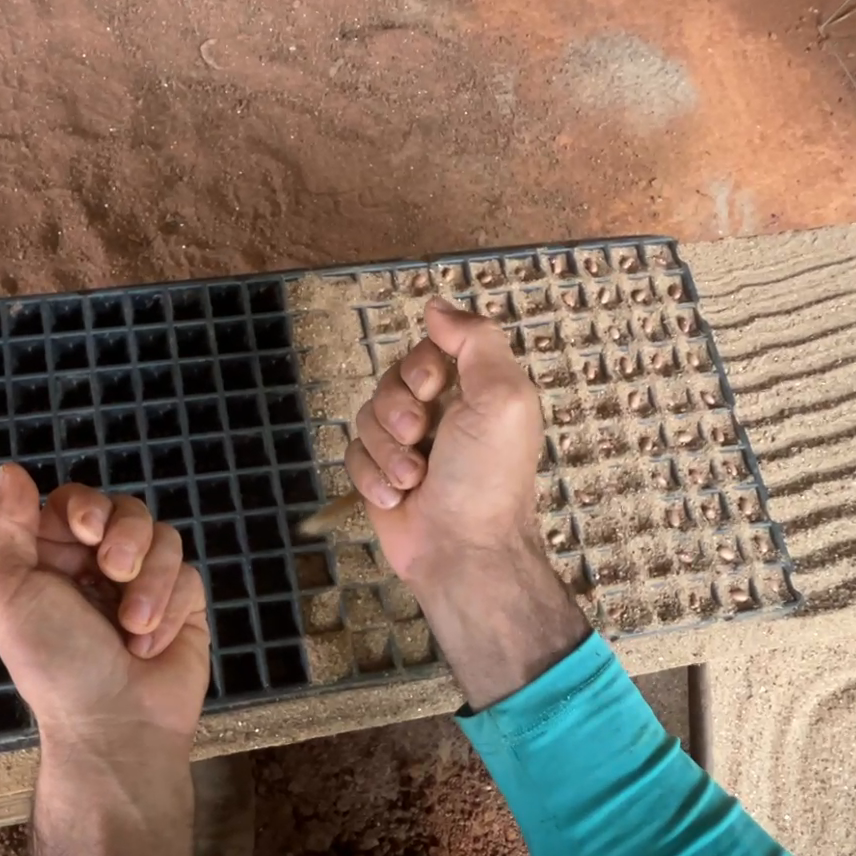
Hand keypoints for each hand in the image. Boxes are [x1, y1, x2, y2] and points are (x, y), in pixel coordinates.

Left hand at [0, 465, 209, 855]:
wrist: (115, 722)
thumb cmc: (54, 660)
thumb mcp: (8, 593)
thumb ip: (7, 528)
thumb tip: (11, 469)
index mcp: (56, 559)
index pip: (79, 501)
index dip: (87, 506)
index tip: (87, 532)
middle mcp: (101, 565)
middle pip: (128, 510)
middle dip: (125, 539)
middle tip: (114, 573)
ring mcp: (147, 583)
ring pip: (165, 537)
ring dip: (149, 582)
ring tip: (132, 625)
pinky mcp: (184, 604)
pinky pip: (189, 574)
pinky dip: (170, 608)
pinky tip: (150, 644)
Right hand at [344, 297, 590, 707]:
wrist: (460, 551)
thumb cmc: (487, 476)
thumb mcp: (502, 397)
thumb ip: (475, 341)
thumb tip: (436, 305)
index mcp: (472, 391)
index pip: (428, 351)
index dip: (420, 366)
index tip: (429, 389)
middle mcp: (437, 414)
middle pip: (389, 382)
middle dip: (397, 413)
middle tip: (420, 439)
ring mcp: (404, 446)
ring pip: (365, 418)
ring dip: (387, 453)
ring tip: (412, 480)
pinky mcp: (378, 475)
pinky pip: (353, 455)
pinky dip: (372, 478)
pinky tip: (397, 499)